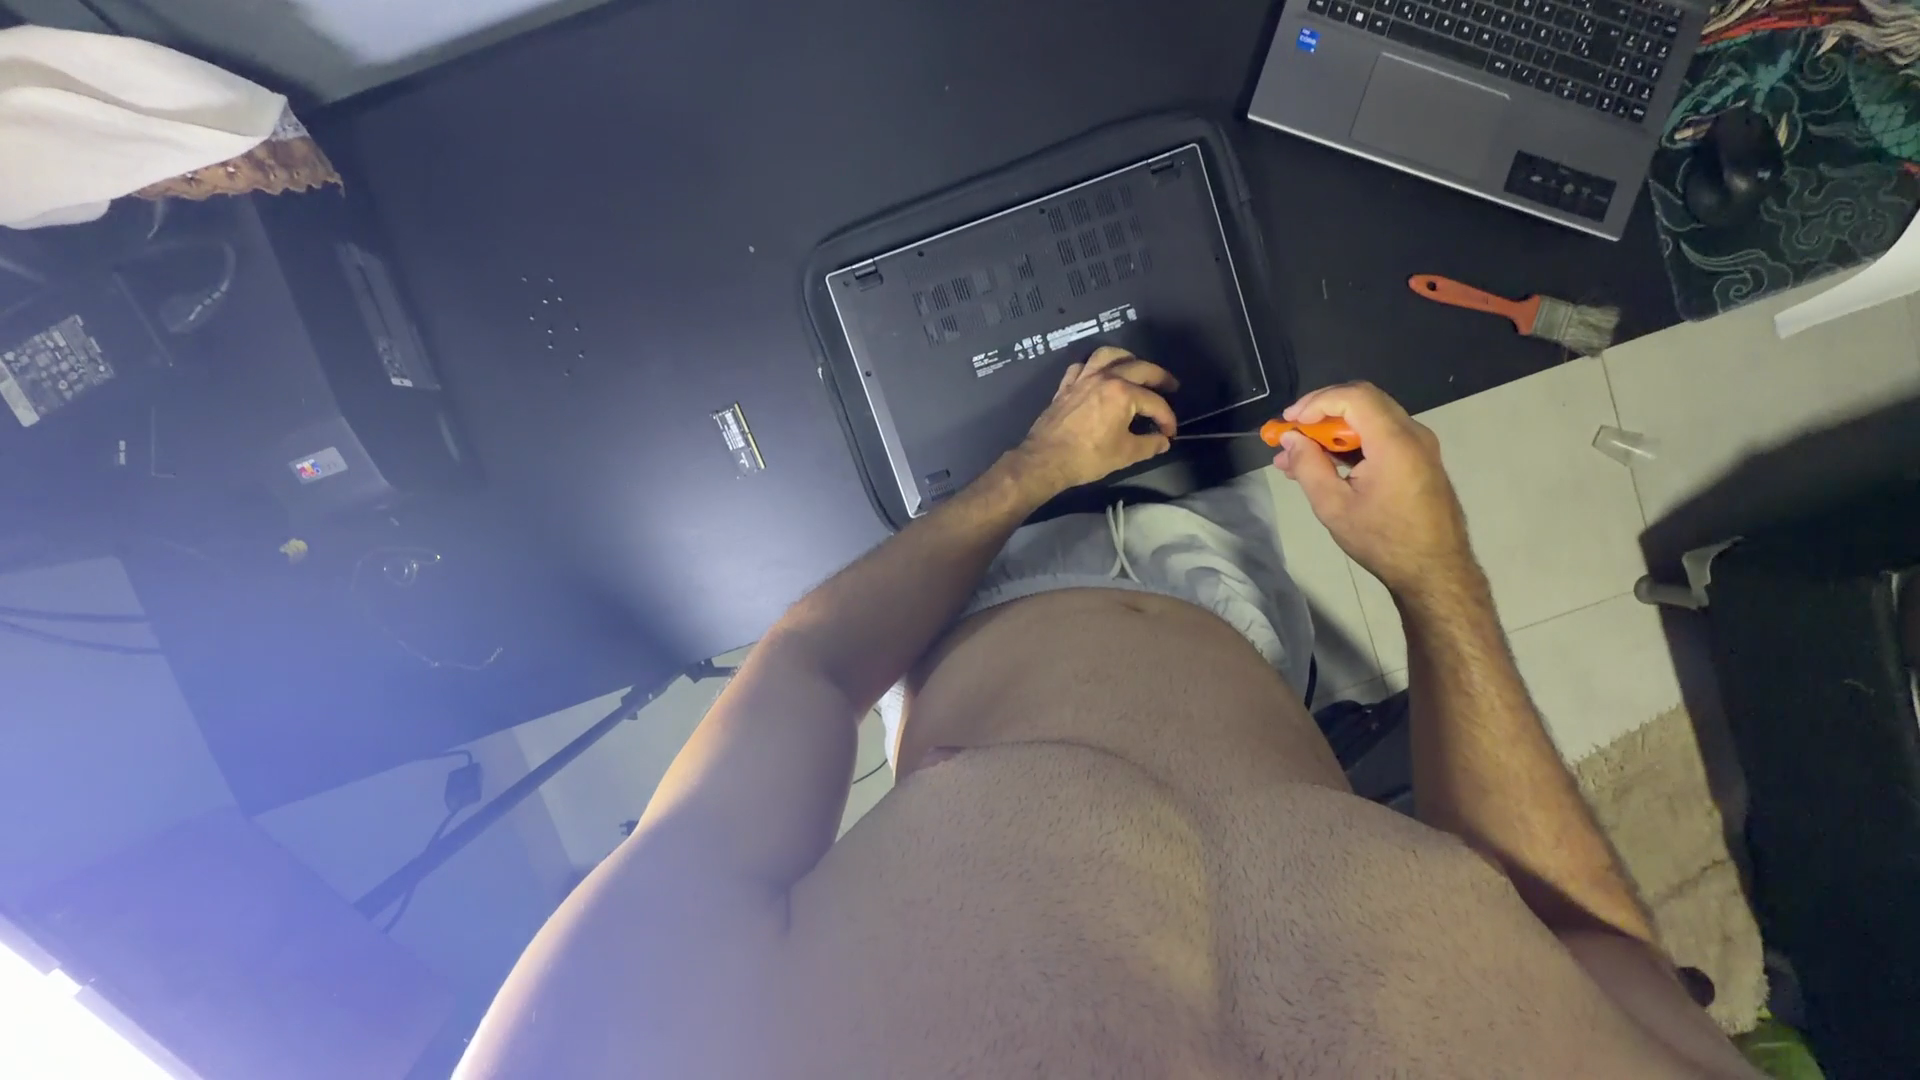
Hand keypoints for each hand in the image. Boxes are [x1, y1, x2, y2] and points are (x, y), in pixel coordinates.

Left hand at [1012, 346, 1179, 493]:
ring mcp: (1082, 379)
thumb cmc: (1088, 457)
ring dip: (1126, 358)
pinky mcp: (1065, 387)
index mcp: (1123, 393)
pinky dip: (1092, 367)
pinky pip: (1081, 367)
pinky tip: (1097, 375)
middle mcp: (1104, 378)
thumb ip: (1150, 445)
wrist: (1046, 460)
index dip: (1167, 418)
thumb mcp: (1126, 454)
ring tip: (1135, 367)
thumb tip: (1163, 441)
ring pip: (1107, 356)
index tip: (1170, 433)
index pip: (1155, 403)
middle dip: (1159, 377)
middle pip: (1139, 368)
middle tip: (1170, 385)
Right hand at [1271, 382, 1474, 598]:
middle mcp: (1412, 434)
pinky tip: (1325, 465)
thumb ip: (1308, 466)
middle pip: (1362, 401)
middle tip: (1290, 434)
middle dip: (1320, 414)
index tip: (1289, 423)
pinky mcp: (1419, 459)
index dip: (1316, 402)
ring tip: (1297, 457)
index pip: (1353, 397)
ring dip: (1332, 431)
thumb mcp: (1334, 506)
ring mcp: (1420, 446)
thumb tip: (1290, 439)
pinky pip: (1381, 437)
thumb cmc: (1383, 540)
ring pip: (1370, 419)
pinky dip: (1351, 443)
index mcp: (1394, 442)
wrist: (1435, 571)